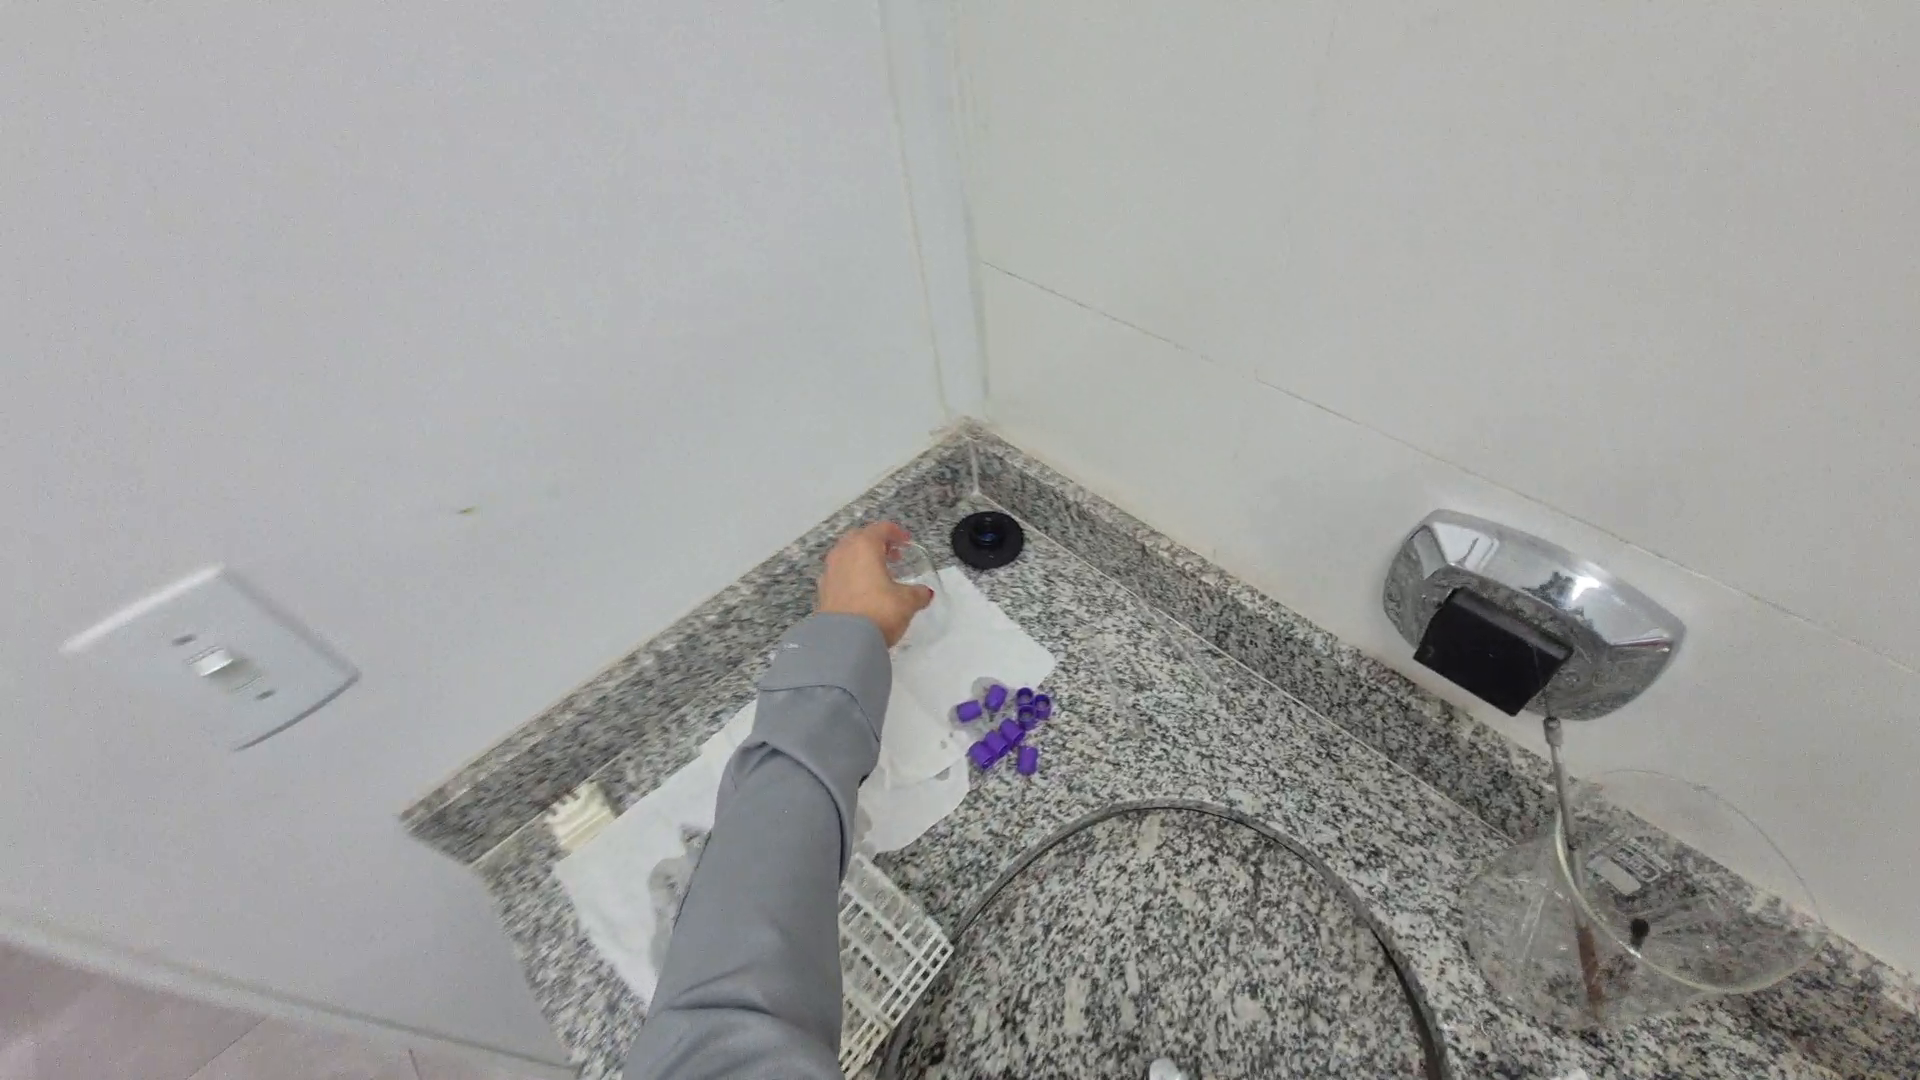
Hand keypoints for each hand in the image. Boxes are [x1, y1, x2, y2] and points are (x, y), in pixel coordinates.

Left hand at [816, 522, 934, 646]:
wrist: (843, 641)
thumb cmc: (878, 611)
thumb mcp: (907, 602)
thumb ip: (918, 594)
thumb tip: (926, 593)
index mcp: (864, 547)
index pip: (880, 529)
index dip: (896, 533)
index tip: (906, 542)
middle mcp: (843, 553)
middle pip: (860, 538)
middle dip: (877, 544)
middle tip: (892, 556)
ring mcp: (829, 572)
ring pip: (846, 555)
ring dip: (862, 560)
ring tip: (878, 574)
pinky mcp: (822, 591)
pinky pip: (839, 573)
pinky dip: (851, 575)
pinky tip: (862, 591)